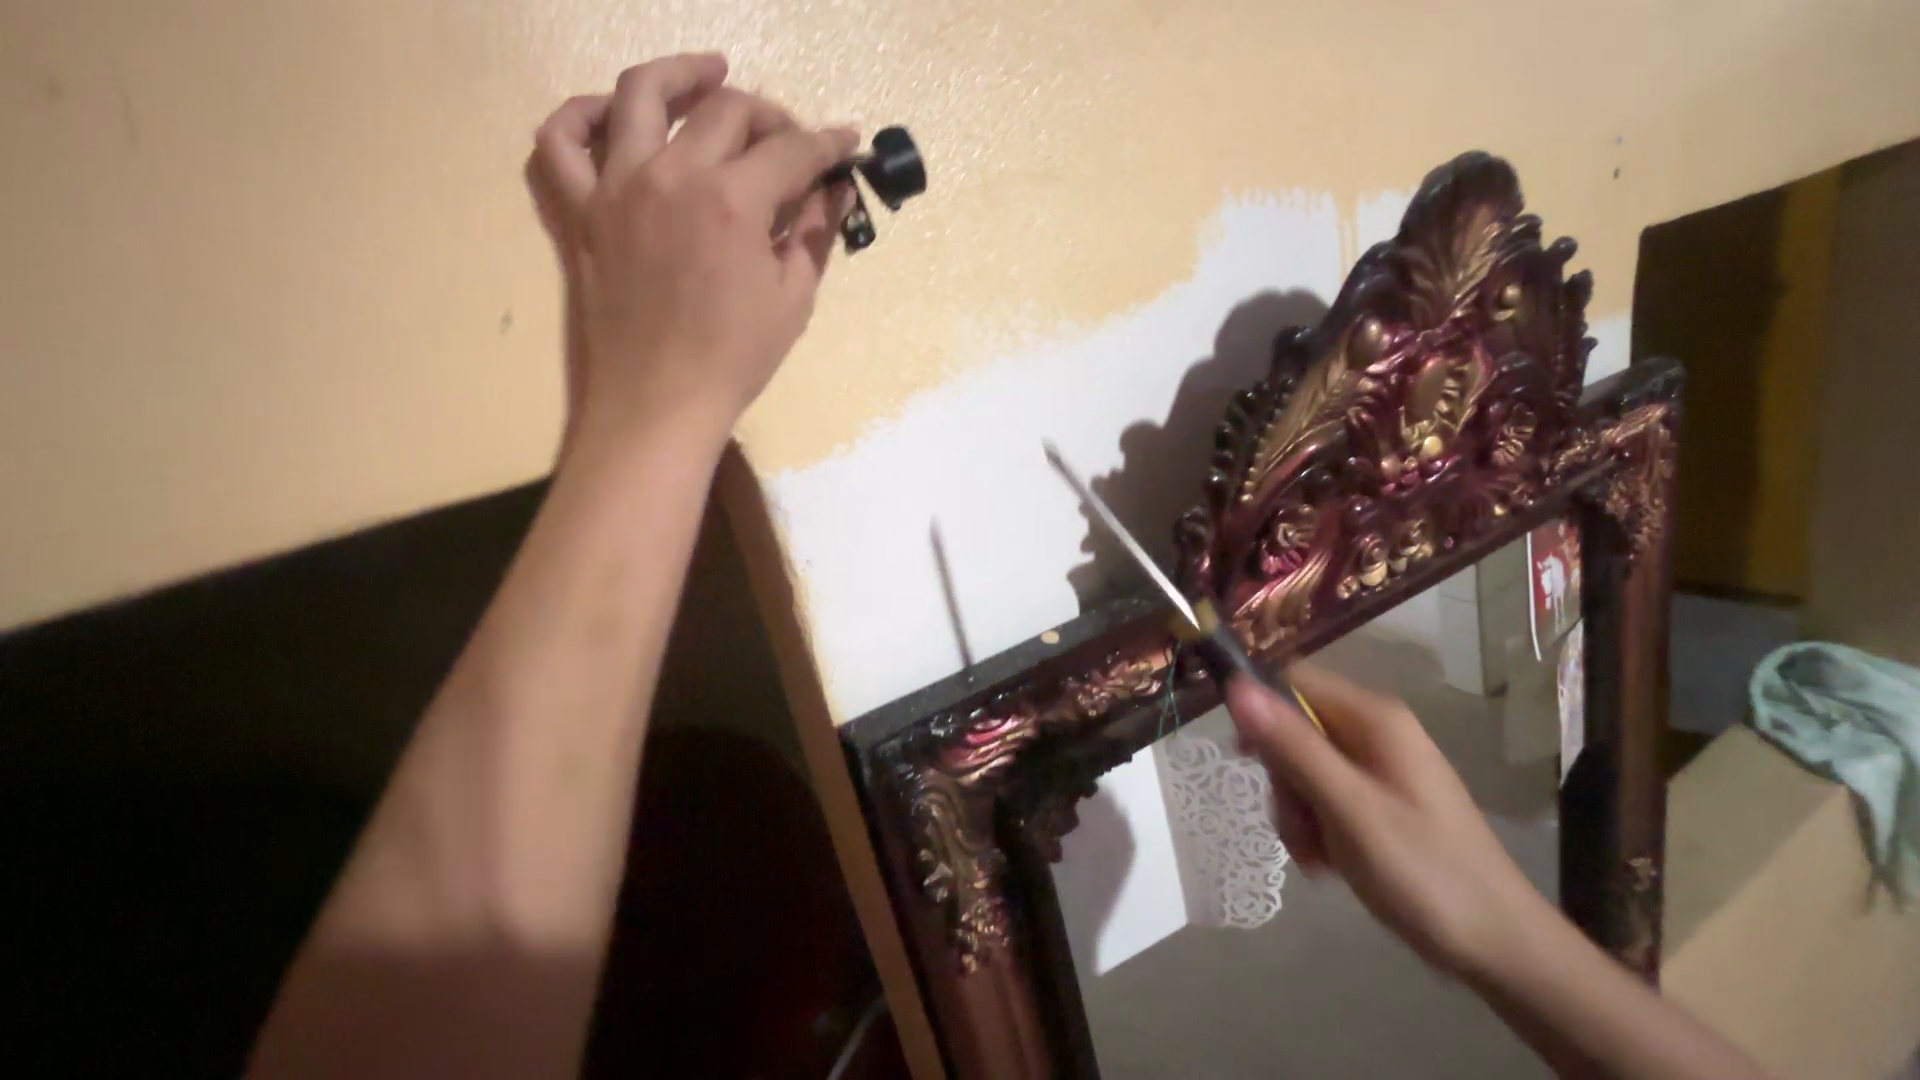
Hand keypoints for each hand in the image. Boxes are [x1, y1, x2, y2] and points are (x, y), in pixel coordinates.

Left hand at [526, 54, 858, 450]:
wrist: (658, 406)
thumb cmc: (734, 361)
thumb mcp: (793, 300)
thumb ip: (814, 235)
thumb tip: (832, 193)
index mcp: (733, 202)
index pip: (792, 149)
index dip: (828, 144)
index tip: (847, 144)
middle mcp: (673, 176)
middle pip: (727, 111)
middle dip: (771, 115)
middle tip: (790, 140)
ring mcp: (617, 187)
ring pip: (639, 94)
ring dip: (681, 74)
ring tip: (708, 75)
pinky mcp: (580, 210)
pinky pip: (561, 141)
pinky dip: (581, 115)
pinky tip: (612, 116)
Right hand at [1226, 664, 1551, 979]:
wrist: (1499, 945)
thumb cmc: (1424, 871)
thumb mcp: (1347, 808)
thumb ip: (1292, 747)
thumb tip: (1236, 686)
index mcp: (1374, 719)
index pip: (1293, 683)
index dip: (1261, 712)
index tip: (1245, 758)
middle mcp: (1375, 732)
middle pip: (1294, 730)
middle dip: (1282, 779)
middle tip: (1296, 825)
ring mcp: (1380, 768)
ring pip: (1304, 767)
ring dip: (1296, 810)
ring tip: (1316, 854)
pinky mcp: (1381, 801)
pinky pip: (1325, 795)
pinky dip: (1316, 826)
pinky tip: (1328, 861)